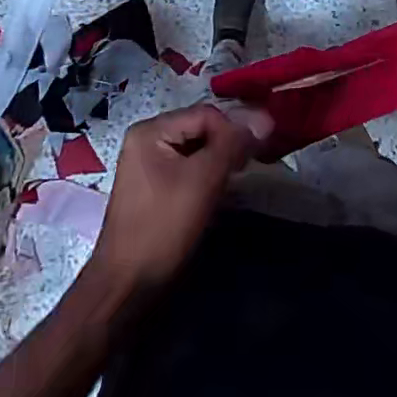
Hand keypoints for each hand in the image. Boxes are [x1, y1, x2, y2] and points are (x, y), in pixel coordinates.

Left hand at [88, 103, 268, 289]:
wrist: (131, 282)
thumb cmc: (165, 226)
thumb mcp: (203, 179)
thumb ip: (234, 143)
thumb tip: (265, 117)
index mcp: (150, 131)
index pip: (208, 114)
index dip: (234, 132)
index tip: (250, 160)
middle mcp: (147, 140)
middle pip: (203, 128)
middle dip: (228, 145)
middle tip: (244, 171)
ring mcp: (150, 164)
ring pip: (200, 149)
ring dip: (222, 161)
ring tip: (232, 183)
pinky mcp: (158, 185)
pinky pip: (191, 166)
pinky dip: (210, 175)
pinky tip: (218, 192)